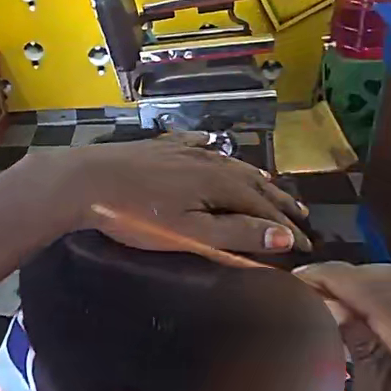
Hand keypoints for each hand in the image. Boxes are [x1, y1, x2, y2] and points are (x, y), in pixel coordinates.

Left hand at [18, 131, 308, 253]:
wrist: (84, 180)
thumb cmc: (135, 214)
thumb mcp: (188, 231)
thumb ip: (235, 233)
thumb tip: (285, 236)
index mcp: (219, 183)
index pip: (264, 208)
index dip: (286, 229)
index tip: (305, 245)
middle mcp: (207, 160)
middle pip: (252, 182)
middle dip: (278, 201)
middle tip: (301, 216)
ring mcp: (182, 150)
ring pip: (228, 163)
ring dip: (253, 178)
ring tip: (269, 188)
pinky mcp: (159, 146)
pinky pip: (197, 145)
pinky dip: (215, 151)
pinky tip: (213, 147)